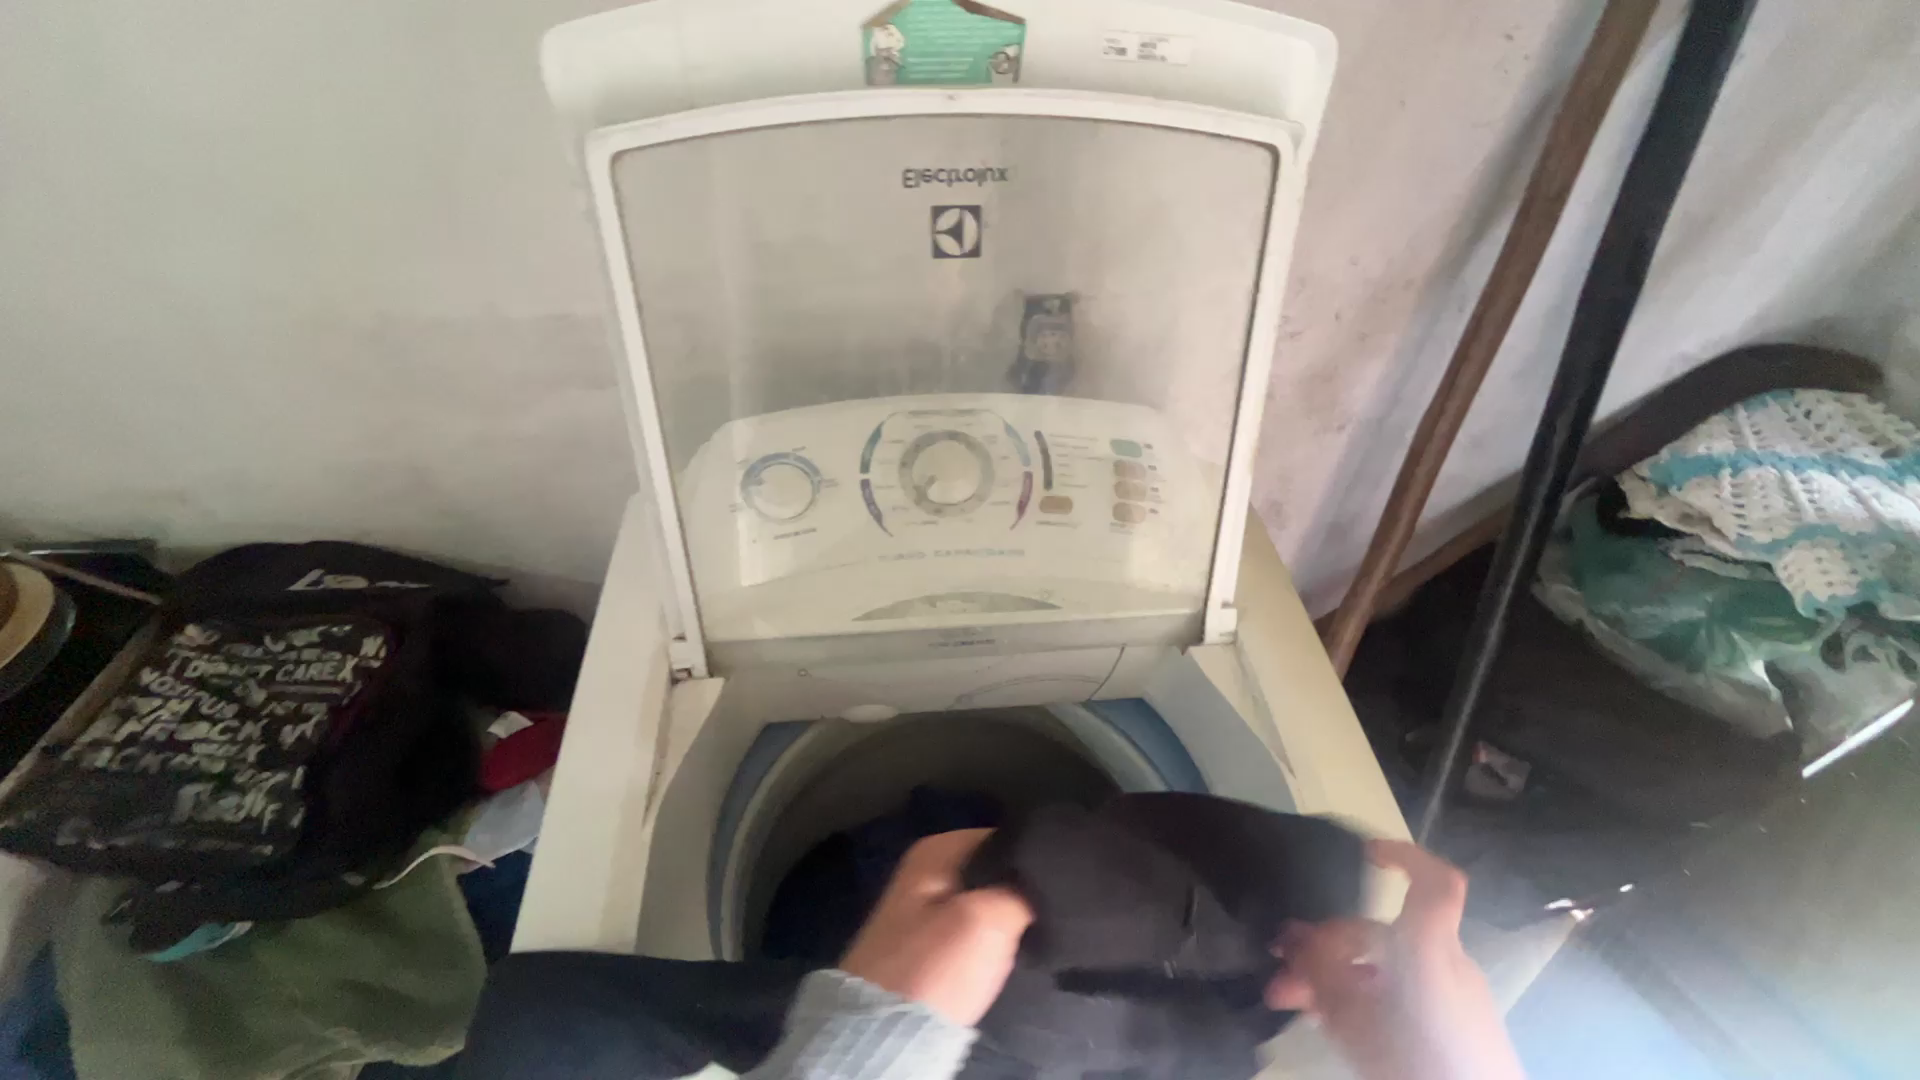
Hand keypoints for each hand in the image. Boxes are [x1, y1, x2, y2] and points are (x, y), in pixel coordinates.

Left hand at [839, 828, 1032, 1026]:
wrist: (884, 1032)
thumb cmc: (935, 965)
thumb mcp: (987, 919)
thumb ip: (1019, 889)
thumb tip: (1041, 878)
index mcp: (936, 849)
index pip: (1001, 836)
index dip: (1031, 857)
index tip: (1055, 882)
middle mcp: (927, 869)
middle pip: (993, 870)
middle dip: (1019, 890)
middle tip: (1047, 911)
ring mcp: (925, 907)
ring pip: (986, 902)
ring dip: (1007, 918)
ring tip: (1032, 931)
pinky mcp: (928, 943)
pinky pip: (974, 929)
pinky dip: (990, 941)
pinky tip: (1006, 954)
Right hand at [1266, 840, 1525, 1079]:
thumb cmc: (1417, 1063)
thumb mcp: (1354, 1018)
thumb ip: (1320, 972)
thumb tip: (1293, 938)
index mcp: (1428, 947)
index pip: (1436, 882)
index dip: (1404, 856)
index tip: (1366, 856)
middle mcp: (1446, 961)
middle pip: (1381, 931)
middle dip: (1325, 946)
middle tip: (1283, 974)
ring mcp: (1456, 995)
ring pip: (1386, 965)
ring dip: (1337, 975)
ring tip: (1294, 1002)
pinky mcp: (1458, 1026)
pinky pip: (1404, 992)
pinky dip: (1367, 995)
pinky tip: (1334, 1021)